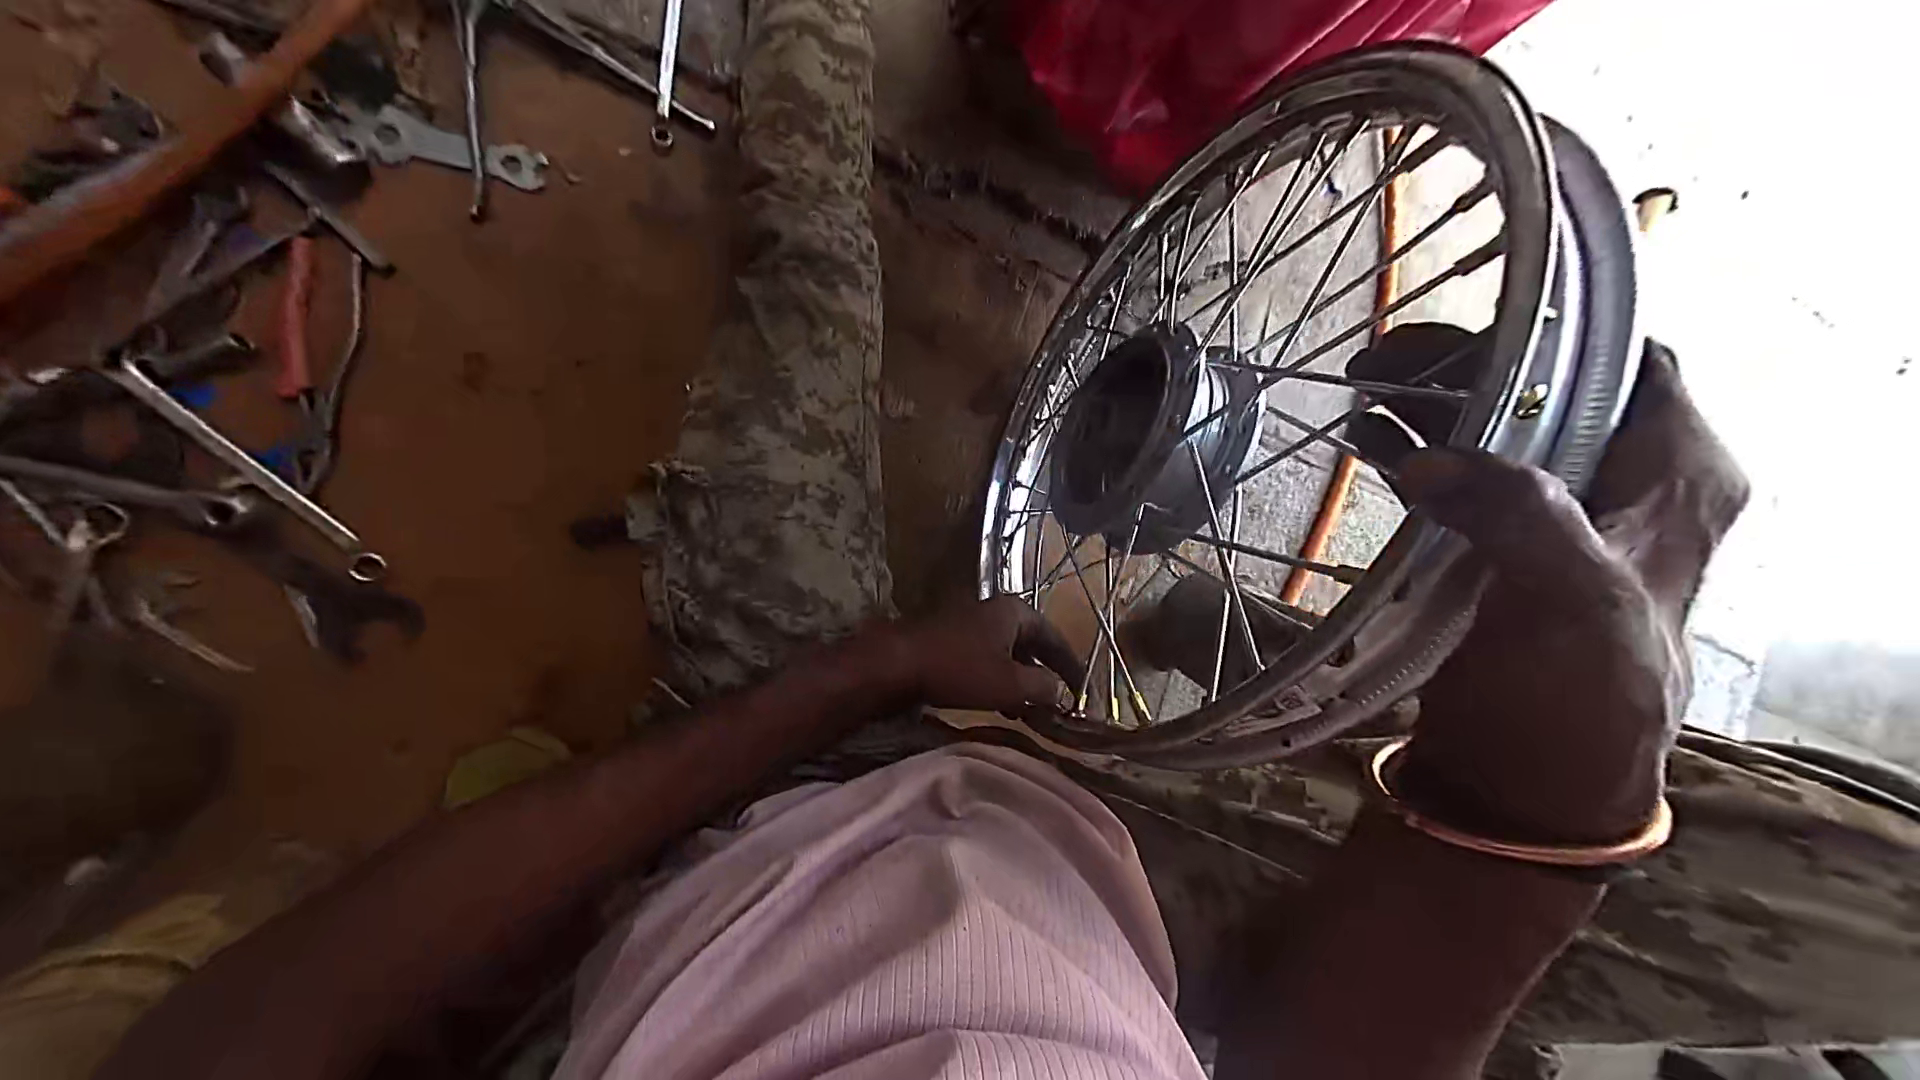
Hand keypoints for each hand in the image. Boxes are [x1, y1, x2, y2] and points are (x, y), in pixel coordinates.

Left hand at [891, 595, 1082, 717]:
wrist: (898, 663)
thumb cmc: (960, 668)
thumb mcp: (1009, 683)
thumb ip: (1042, 687)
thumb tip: (1060, 692)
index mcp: (1014, 612)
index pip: (1054, 636)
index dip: (1070, 664)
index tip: (1083, 688)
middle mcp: (994, 611)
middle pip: (1030, 643)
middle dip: (1044, 672)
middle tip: (1058, 700)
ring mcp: (970, 624)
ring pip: (1007, 653)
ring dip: (1021, 679)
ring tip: (1029, 709)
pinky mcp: (950, 640)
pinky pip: (986, 659)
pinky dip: (998, 679)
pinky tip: (999, 703)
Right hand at [1390, 344, 1747, 843]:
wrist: (1524, 773)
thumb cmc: (1575, 699)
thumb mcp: (1573, 608)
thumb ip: (1521, 521)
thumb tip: (1425, 459)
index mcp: (1675, 479)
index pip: (1626, 359)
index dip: (1550, 330)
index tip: (1457, 324)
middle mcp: (1620, 481)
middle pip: (1544, 385)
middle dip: (1462, 364)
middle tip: (1379, 360)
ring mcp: (1551, 512)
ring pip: (1491, 425)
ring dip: (1427, 404)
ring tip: (1360, 387)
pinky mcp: (1495, 542)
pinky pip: (1455, 473)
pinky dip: (1410, 449)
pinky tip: (1365, 439)